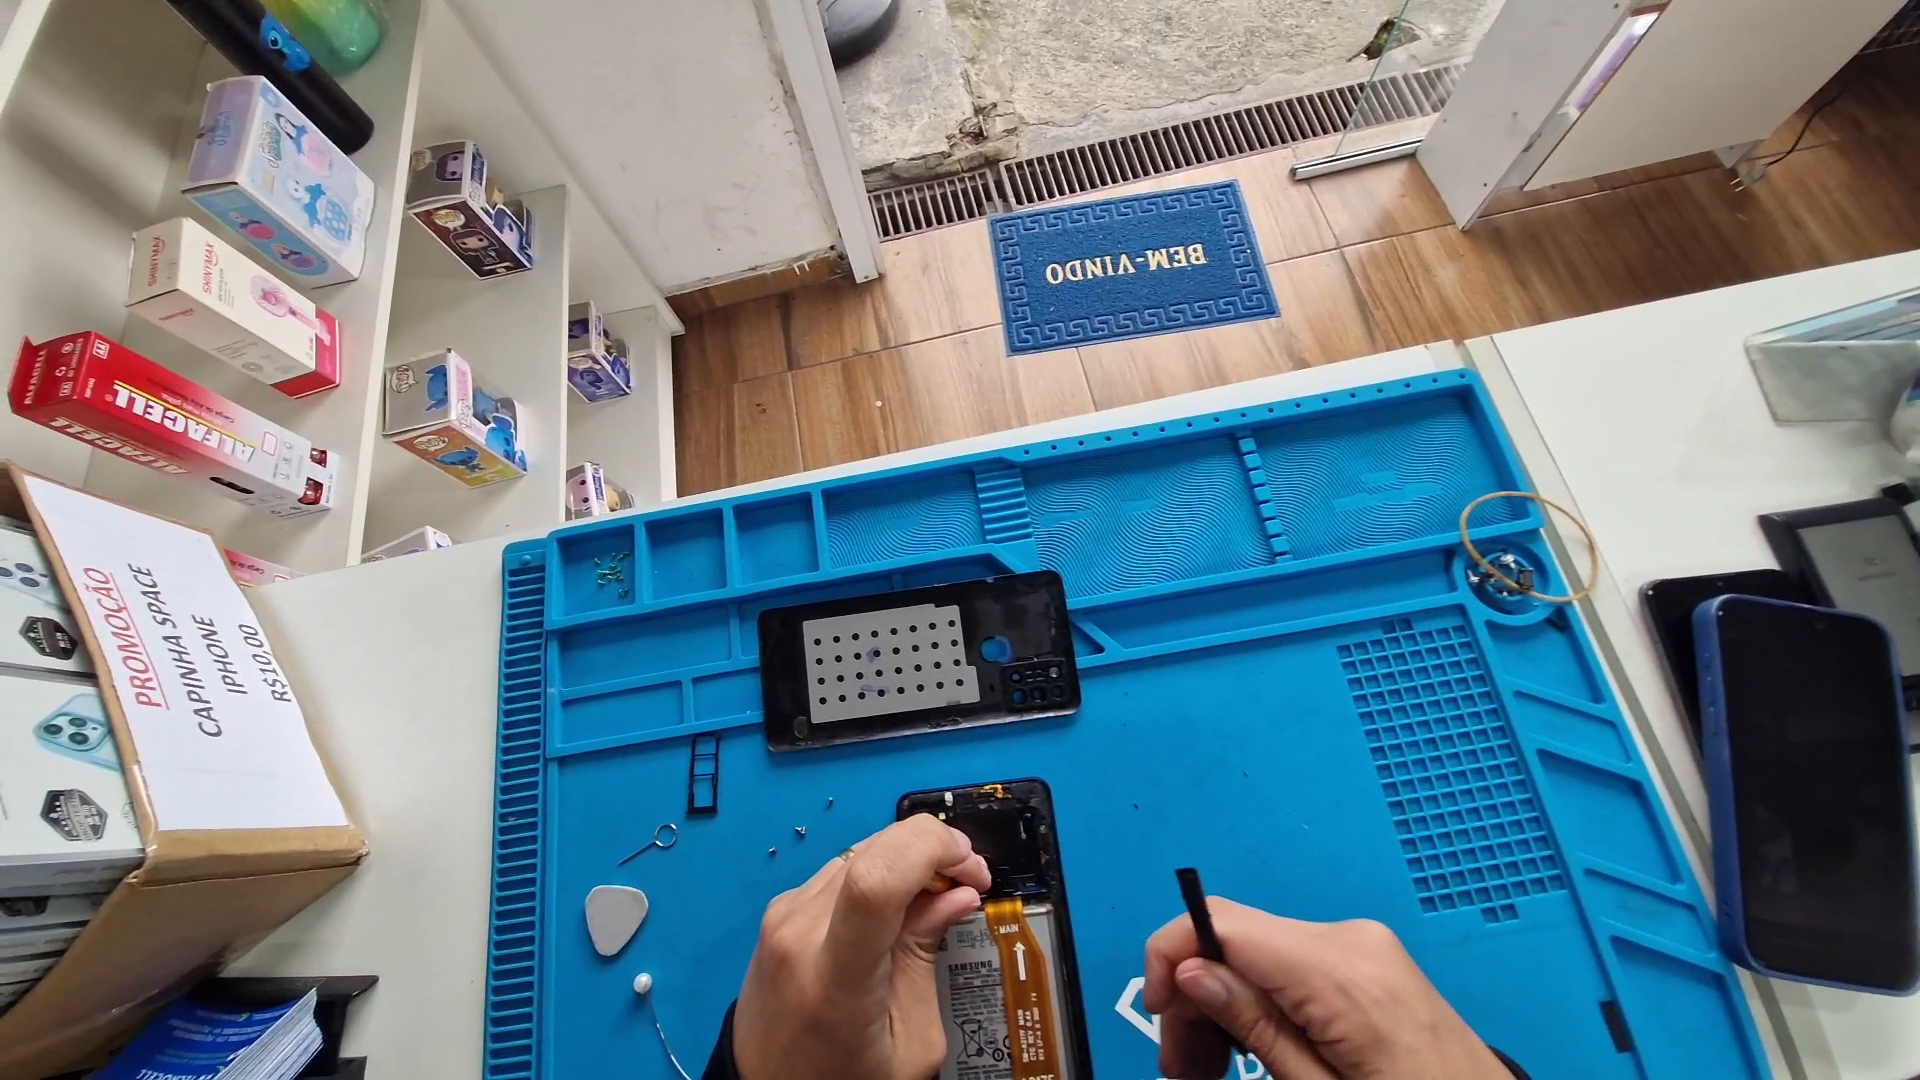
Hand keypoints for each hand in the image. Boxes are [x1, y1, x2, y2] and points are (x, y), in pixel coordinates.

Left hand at [732, 814, 991, 1079]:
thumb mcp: (910, 1044)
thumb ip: (927, 960)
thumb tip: (959, 893)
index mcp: (833, 978)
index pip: (874, 881)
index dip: (930, 851)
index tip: (971, 869)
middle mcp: (800, 931)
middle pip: (876, 852)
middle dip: (934, 849)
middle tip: (969, 879)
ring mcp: (785, 913)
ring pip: (864, 850)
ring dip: (910, 858)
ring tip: (938, 893)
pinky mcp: (781, 906)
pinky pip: (844, 866)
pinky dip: (883, 870)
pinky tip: (899, 901)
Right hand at [1145, 898, 1509, 1079]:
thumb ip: (1255, 1025)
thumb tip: (1188, 969)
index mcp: (1341, 971)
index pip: (1222, 922)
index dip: (1171, 953)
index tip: (1157, 1012)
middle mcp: (1347, 938)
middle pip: (1233, 940)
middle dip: (1195, 998)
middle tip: (1181, 1070)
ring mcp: (1360, 945)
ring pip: (1254, 953)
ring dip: (1222, 1005)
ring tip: (1206, 1070)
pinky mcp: (1365, 959)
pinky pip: (1287, 965)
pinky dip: (1257, 1001)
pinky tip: (1247, 1047)